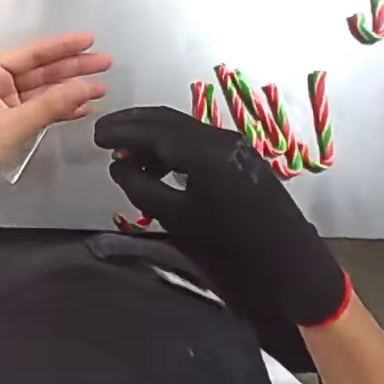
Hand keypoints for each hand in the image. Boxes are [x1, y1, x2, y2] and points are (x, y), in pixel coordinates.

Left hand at [0, 34, 110, 212]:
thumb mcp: (11, 126)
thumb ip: (50, 106)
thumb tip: (86, 87)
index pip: (31, 53)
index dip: (62, 47)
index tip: (90, 41)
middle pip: (37, 71)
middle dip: (71, 69)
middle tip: (105, 63)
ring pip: (38, 93)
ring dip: (67, 92)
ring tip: (100, 88)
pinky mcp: (1, 127)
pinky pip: (33, 113)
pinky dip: (54, 112)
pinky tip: (78, 109)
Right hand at [93, 106, 350, 326]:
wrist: (288, 263)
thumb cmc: (230, 245)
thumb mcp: (177, 218)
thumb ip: (142, 187)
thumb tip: (118, 167)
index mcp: (203, 151)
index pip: (152, 131)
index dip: (120, 132)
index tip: (95, 137)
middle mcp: (219, 138)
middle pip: (166, 120)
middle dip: (133, 124)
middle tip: (104, 134)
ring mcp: (232, 144)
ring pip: (181, 129)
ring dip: (151, 136)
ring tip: (126, 156)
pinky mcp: (238, 156)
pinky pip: (196, 141)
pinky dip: (171, 147)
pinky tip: (156, 165)